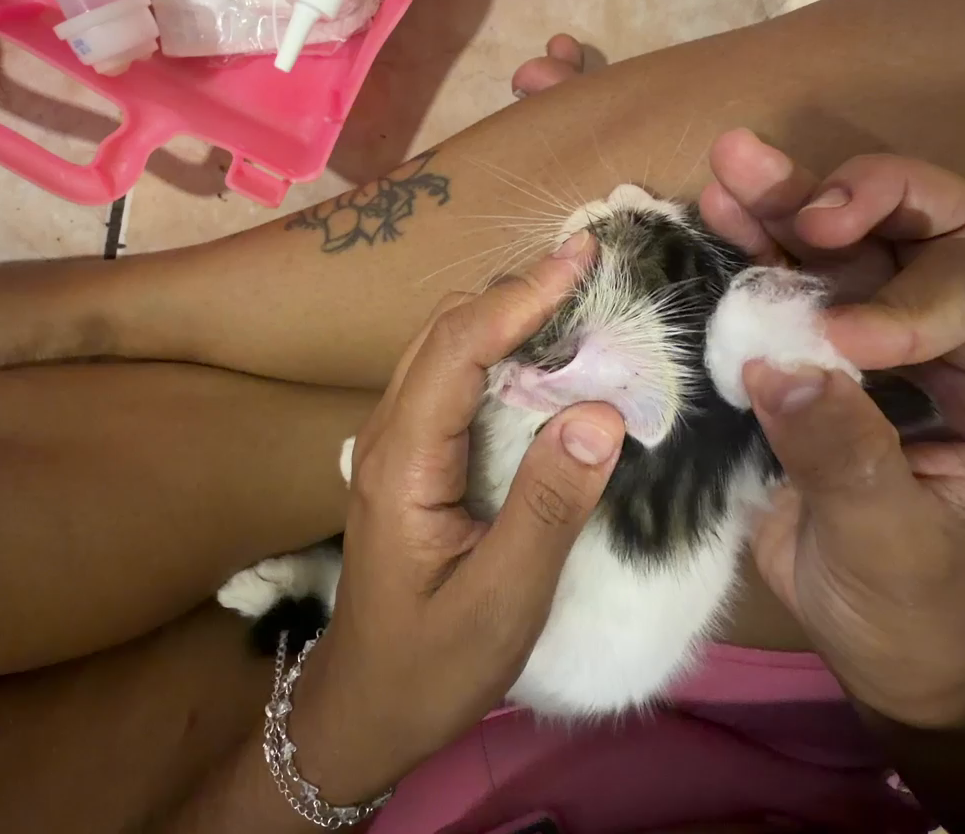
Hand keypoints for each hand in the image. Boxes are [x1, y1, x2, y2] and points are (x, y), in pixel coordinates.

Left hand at [284, 233, 625, 801]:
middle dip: (517, 291)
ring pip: (446, 348)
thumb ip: (547, 506)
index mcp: (404, 461)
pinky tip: (544, 361)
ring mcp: (397, 442)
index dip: (520, 296)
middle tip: (591, 273)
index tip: (581, 259)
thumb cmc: (430, 665)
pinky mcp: (414, 457)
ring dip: (508, 316)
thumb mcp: (500, 601)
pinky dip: (501, 352)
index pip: (459, 348)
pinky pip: (454, 380)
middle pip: (446, 331)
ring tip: (577, 302)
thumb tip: (599, 413)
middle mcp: (390, 433)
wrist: (365, 705)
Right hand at [702, 133, 964, 727]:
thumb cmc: (912, 606)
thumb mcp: (895, 550)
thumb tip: (782, 367)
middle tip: (813, 208)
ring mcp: (874, 336)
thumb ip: (850, 461)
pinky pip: (783, 275)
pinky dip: (749, 238)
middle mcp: (954, 343)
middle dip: (872, 200)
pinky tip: (713, 206)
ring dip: (790, 198)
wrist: (870, 635)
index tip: (832, 342)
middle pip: (935, 228)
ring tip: (732, 163)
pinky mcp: (805, 345)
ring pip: (847, 239)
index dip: (909, 304)